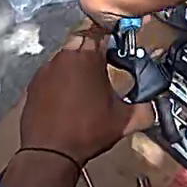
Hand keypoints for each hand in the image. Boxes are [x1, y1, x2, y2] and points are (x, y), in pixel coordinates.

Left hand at [20, 28, 151, 164]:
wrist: (50, 151)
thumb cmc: (89, 131)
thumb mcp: (124, 121)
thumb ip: (145, 109)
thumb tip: (154, 106)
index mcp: (87, 58)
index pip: (99, 35)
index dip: (108, 42)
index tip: (114, 53)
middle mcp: (64, 57)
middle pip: (79, 42)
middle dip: (90, 50)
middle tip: (100, 68)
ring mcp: (45, 69)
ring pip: (63, 57)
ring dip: (74, 65)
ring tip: (83, 85)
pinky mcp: (33, 83)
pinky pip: (50, 73)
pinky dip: (58, 79)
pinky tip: (64, 97)